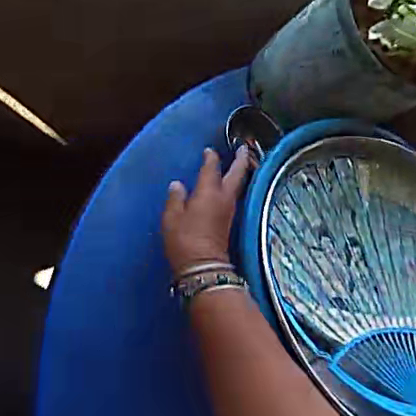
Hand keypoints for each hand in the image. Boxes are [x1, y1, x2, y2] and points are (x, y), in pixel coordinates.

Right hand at [161, 147, 251, 274]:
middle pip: (237, 174)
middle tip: (243, 148)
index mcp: (208, 192)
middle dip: (240, 160)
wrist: (203, 266)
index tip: (209, 150)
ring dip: (240, 172)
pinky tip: (230, 187)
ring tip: (240, 163)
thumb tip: (178, 185)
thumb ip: (175, 198)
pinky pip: (235, 196)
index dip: (211, 158)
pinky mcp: (230, 221)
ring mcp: (230, 210)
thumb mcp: (172, 218)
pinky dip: (235, 186)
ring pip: (239, 185)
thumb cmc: (184, 240)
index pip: (211, 168)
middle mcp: (223, 198)